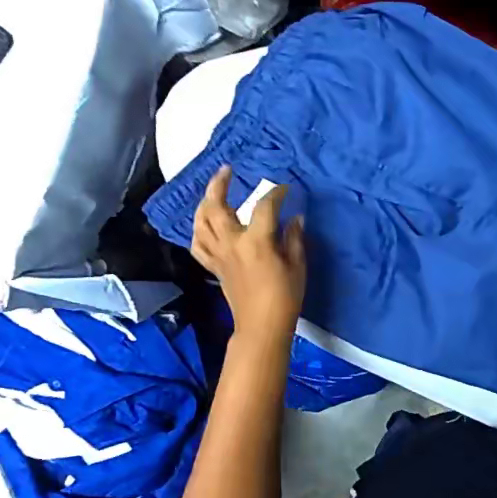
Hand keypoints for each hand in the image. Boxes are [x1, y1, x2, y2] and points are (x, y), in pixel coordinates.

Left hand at [191, 165, 305, 339]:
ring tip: (213, 193)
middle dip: (219, 184)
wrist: (261, 327)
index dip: (275, 193)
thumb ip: (294, 238)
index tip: (284, 189)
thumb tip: (294, 219)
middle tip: (227, 170)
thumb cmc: (285, 297)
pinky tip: (206, 225)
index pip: (264, 206)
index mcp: (256, 241)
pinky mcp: (214, 266)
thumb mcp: (297, 265)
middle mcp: (232, 243)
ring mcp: (219, 255)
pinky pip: (199, 245)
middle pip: (216, 206)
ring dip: (204, 203)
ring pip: (201, 223)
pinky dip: (199, 231)